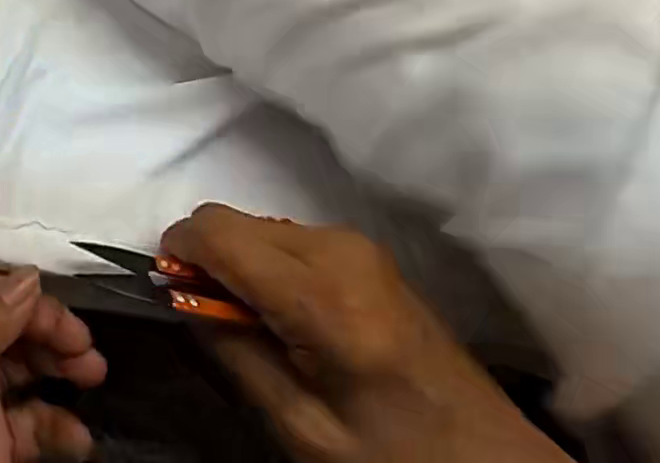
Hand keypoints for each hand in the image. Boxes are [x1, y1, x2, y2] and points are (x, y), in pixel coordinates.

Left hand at [0, 268, 107, 462]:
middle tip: (83, 344)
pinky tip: (76, 436)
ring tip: (93, 372)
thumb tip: (29, 277)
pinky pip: (30, 421)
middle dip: (47, 330)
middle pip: (6, 325)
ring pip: (23, 366)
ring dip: (60, 367)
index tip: (53, 308)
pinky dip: (57, 425)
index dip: (15, 295)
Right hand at [163, 205, 569, 462]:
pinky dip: (263, 260)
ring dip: (234, 258)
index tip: (168, 287)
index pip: (218, 232)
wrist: (492, 462)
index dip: (178, 250)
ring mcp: (353, 242)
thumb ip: (232, 350)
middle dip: (204, 256)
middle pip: (231, 220)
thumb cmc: (391, 457)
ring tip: (250, 317)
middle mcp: (335, 247)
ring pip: (255, 223)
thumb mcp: (300, 426)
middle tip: (205, 312)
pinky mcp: (363, 247)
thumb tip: (182, 296)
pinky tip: (284, 308)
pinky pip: (284, 234)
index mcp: (321, 296)